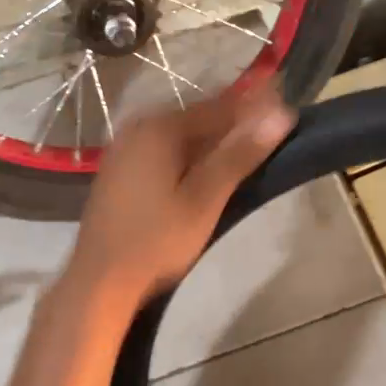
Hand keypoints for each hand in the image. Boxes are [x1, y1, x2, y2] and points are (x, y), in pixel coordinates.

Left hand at [65, 81, 294, 302]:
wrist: (100, 280)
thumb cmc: (158, 241)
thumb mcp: (205, 199)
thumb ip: (240, 154)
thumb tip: (280, 114)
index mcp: (160, 128)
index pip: (219, 106)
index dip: (254, 106)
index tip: (285, 105)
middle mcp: (139, 127)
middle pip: (197, 117)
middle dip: (233, 121)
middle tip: (270, 128)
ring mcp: (124, 148)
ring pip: (180, 134)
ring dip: (212, 138)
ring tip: (246, 148)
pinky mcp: (120, 170)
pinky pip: (163, 149)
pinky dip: (189, 153)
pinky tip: (205, 168)